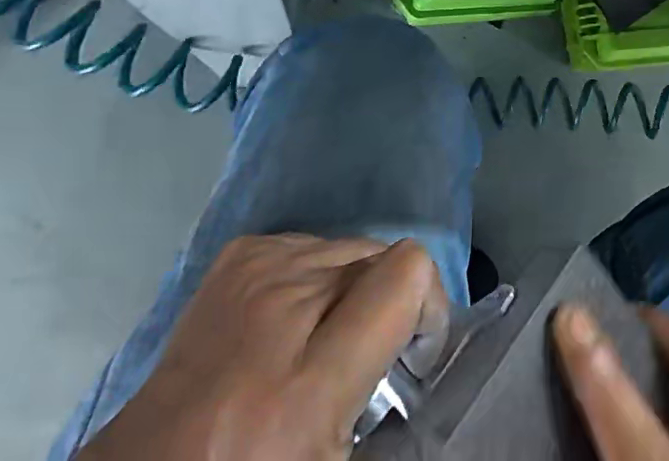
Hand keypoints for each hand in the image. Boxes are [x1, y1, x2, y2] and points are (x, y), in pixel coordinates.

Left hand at [79, 235, 446, 460]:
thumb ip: (396, 424)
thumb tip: (428, 358)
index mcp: (309, 378)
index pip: (405, 270)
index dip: (428, 305)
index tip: (411, 358)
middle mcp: (281, 302)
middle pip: (384, 256)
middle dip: (393, 304)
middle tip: (366, 364)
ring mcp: (255, 269)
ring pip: (352, 247)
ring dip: (357, 290)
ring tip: (325, 344)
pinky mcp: (239, 255)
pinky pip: (316, 244)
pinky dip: (322, 276)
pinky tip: (296, 321)